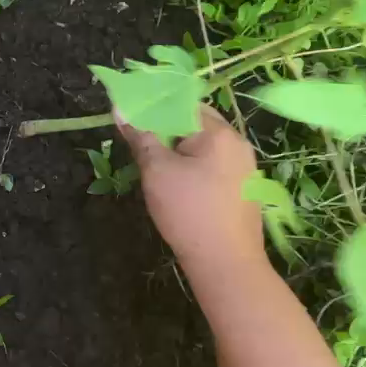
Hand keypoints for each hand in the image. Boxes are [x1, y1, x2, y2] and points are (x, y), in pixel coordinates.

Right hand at [115, 106, 269, 279]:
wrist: (225, 262)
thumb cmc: (188, 210)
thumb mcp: (156, 170)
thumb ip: (140, 136)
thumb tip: (120, 108)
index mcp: (220, 133)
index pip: (182, 104)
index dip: (154, 107)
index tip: (131, 117)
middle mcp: (238, 144)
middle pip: (196, 122)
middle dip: (166, 128)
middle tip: (140, 141)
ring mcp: (246, 167)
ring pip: (204, 145)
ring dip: (178, 147)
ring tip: (154, 163)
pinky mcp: (244, 188)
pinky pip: (214, 164)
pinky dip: (193, 164)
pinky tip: (177, 183)